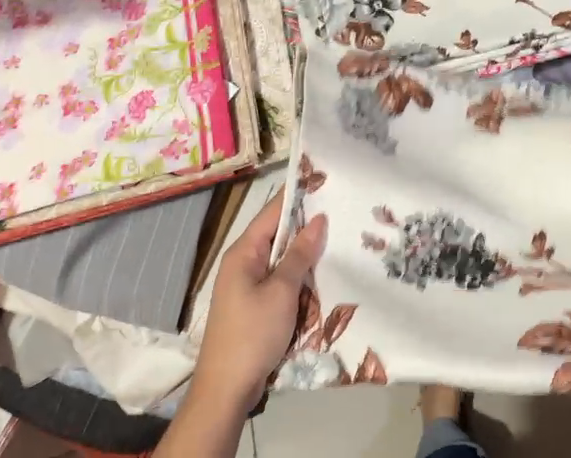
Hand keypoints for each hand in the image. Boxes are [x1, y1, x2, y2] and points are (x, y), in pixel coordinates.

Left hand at [191, 189, 328, 412]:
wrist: (227, 389)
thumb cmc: (252, 333)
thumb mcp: (281, 291)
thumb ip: (299, 255)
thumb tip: (317, 220)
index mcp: (243, 252)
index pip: (273, 213)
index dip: (298, 197)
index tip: (325, 181)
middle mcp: (243, 264)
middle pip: (279, 236)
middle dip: (308, 228)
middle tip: (343, 213)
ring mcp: (249, 288)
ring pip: (283, 262)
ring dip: (307, 257)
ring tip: (341, 242)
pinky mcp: (256, 309)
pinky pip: (282, 285)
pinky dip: (301, 281)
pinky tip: (325, 279)